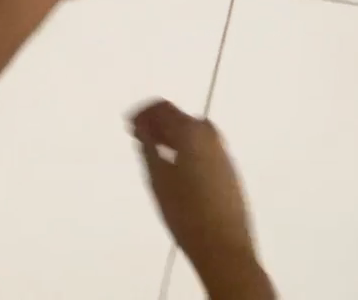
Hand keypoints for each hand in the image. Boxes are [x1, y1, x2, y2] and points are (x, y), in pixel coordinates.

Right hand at [130, 99, 256, 274]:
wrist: (224, 248)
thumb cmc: (186, 214)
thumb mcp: (158, 179)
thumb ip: (148, 146)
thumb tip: (142, 127)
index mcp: (192, 132)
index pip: (163, 108)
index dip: (143, 112)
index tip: (129, 123)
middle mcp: (210, 135)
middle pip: (179, 117)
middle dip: (158, 122)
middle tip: (139, 136)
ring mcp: (222, 151)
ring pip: (192, 131)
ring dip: (171, 135)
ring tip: (154, 150)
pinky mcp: (227, 168)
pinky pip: (202, 145)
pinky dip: (185, 146)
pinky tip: (175, 164)